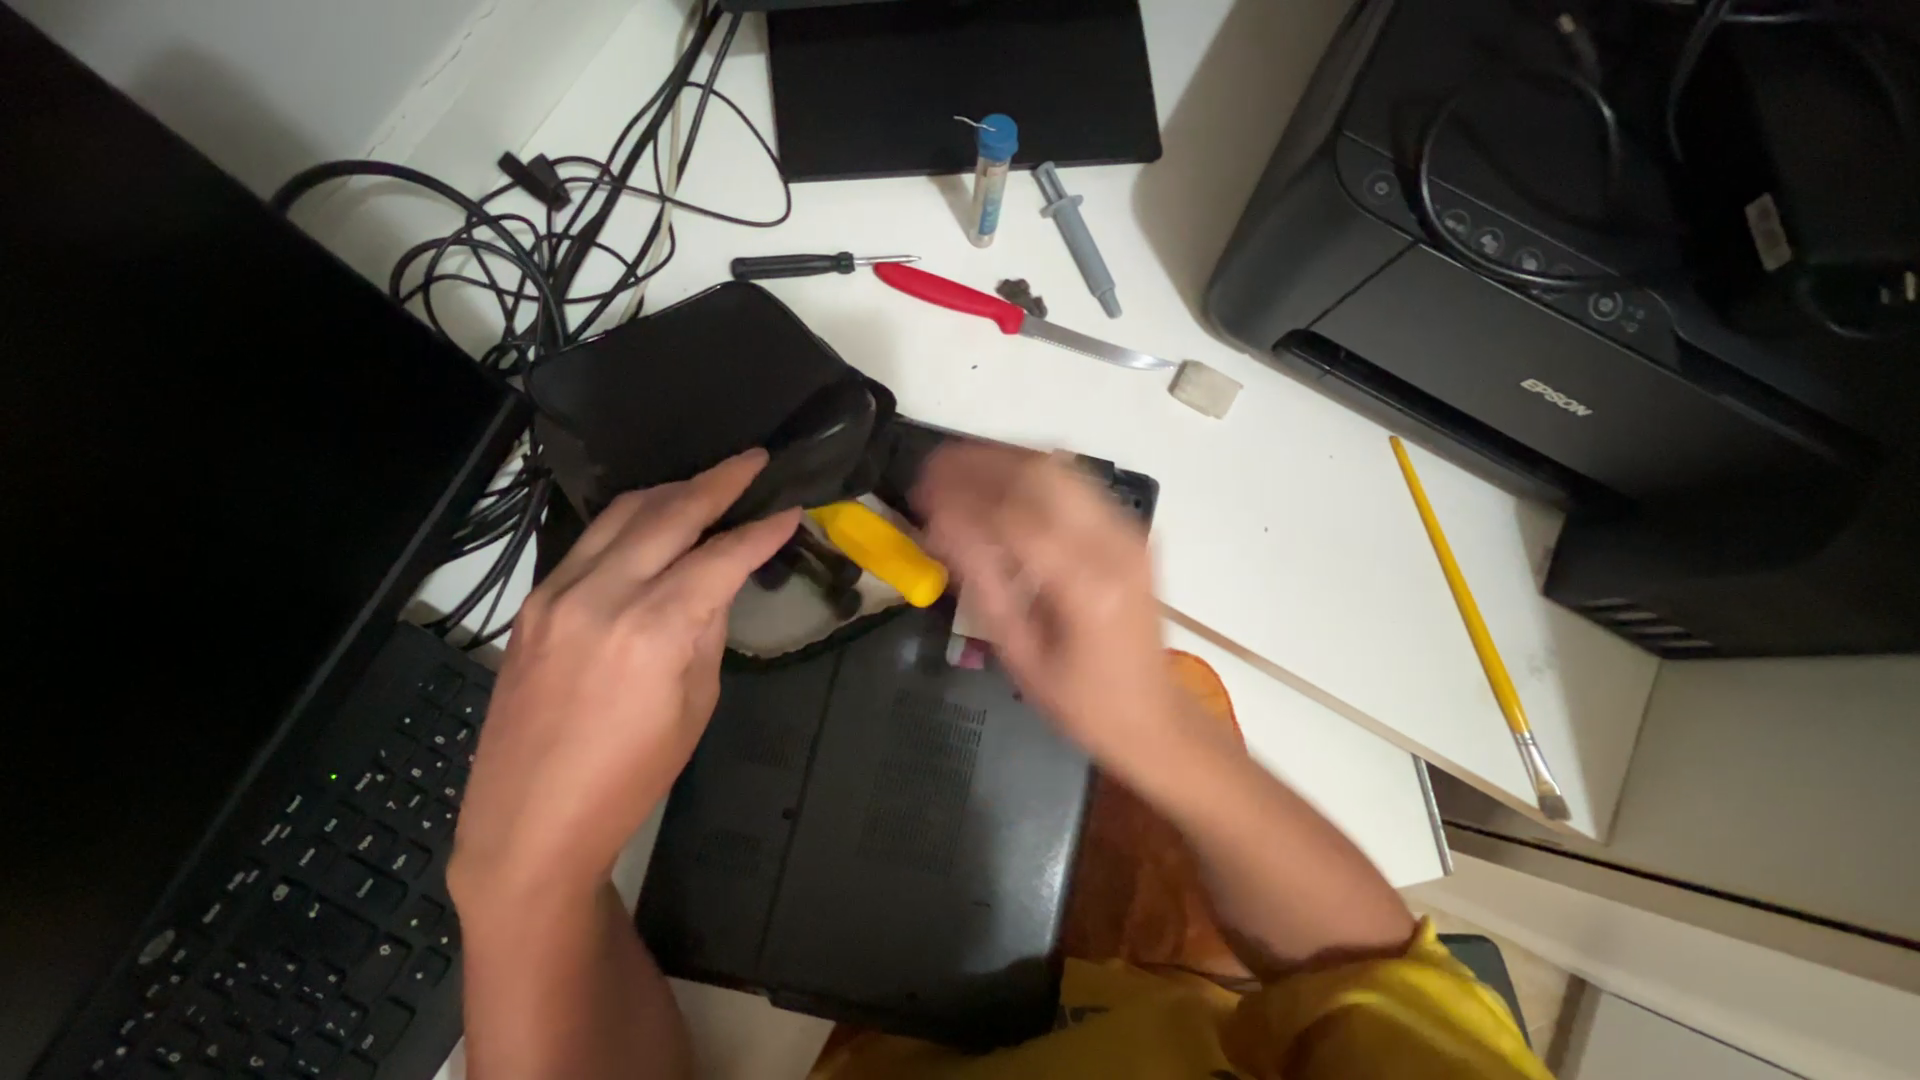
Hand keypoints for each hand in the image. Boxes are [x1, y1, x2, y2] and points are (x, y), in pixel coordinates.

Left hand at [449, 450, 800, 907]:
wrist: (530, 820)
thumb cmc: (632, 776)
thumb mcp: (694, 703)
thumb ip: (706, 628)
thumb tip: (717, 582)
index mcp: (654, 630)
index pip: (721, 556)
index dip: (761, 529)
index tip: (790, 507)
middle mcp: (603, 595)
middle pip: (669, 513)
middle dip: (718, 481)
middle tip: (754, 460)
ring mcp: (558, 593)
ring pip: (622, 513)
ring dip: (671, 491)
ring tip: (708, 480)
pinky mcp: (533, 602)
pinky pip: (589, 540)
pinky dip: (630, 519)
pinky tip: (653, 520)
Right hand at [914, 443, 1185, 769]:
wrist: (1154, 716)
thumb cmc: (1081, 702)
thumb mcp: (1020, 653)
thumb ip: (982, 583)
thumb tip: (939, 526)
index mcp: (1085, 585)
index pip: (1012, 515)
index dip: (961, 495)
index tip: (921, 491)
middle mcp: (1113, 544)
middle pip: (1040, 473)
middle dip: (980, 462)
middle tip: (934, 470)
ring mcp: (1129, 532)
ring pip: (1060, 468)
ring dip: (1004, 461)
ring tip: (959, 470)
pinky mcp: (1132, 531)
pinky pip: (1077, 483)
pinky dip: (1032, 475)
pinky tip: (999, 486)